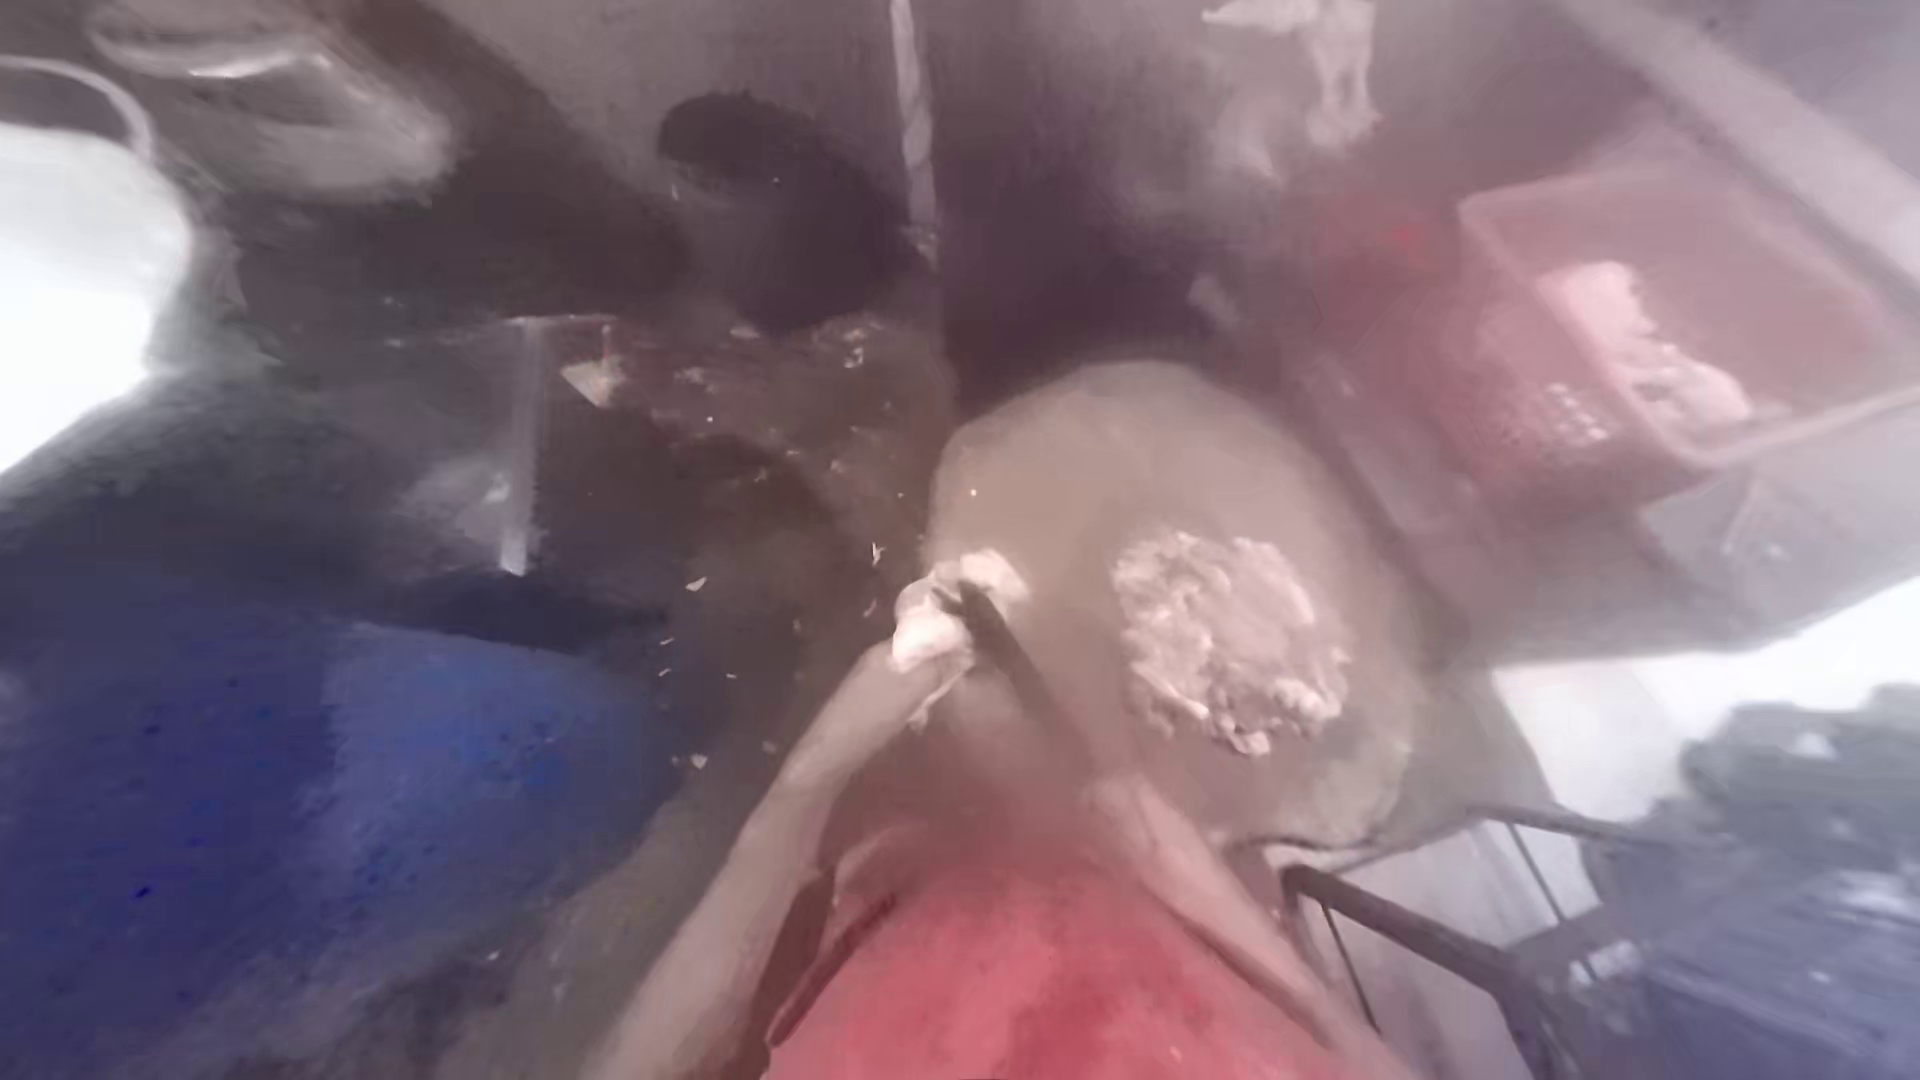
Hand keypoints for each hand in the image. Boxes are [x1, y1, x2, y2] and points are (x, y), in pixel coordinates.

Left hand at [778, 643, 962, 791]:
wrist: (829, 757)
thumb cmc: (869, 718)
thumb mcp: (908, 691)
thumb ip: (936, 669)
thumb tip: (966, 650)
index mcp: (883, 651)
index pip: (919, 633)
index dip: (944, 637)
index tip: (971, 646)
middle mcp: (876, 662)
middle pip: (916, 654)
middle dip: (940, 661)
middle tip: (968, 670)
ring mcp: (872, 685)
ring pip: (910, 675)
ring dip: (930, 682)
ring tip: (955, 689)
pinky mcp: (871, 706)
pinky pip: (903, 693)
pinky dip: (918, 698)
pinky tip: (929, 711)